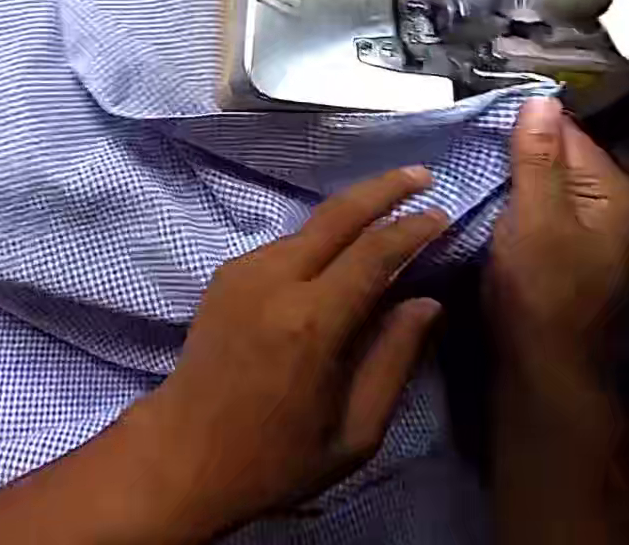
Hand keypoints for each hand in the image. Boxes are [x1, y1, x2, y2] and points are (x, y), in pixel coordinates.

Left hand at [118, 167, 450, 538]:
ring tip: (386, 217)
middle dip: (382, 188)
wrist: (187, 446)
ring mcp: (244, 269)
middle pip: (337, 215)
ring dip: (349, 217)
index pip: (373, 254)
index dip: (411, 229)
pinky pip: (284, 247)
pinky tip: (335, 259)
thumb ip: (394, 358)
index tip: (442, 214)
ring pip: (309, 229)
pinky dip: (317, 244)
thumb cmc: (278, 455)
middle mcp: (275, 279)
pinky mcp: (226, 271)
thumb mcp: (355, 431)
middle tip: (420, 174)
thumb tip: (426, 301)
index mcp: (312, 322)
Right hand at [489, 97, 628, 367]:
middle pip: (560, 152)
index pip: (568, 131)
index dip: (525, 121)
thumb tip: (539, 97)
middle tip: (469, 136)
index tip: (480, 116)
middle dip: (517, 142)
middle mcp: (613, 202)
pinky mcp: (568, 238)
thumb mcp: (535, 215)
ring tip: (471, 155)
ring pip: (547, 175)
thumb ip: (537, 157)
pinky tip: (488, 186)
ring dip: (513, 166)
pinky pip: (541, 197)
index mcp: (616, 192)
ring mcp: (591, 223)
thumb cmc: (540, 285)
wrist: (542, 358)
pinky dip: (516, 188)